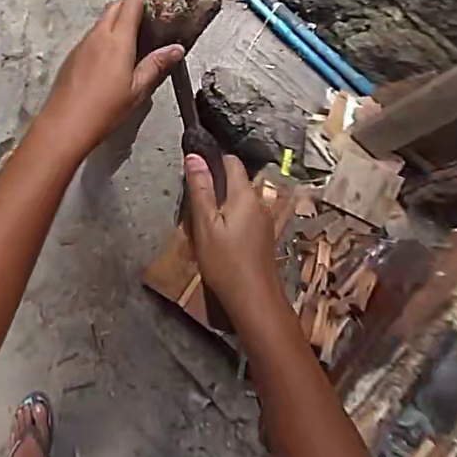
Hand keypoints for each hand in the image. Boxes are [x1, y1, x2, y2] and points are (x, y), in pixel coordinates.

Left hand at [32, 0, 184, 157]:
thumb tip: (175, 50)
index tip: (155, 3)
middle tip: (146, 19)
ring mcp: (81, 45)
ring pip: (100, 22)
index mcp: (117, 41)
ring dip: (115, 22)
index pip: (131, 5)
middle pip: (113, 7)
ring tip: (131, 40)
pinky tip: (110, 58)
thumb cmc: (103, 110)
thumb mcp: (138, 90)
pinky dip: (102, 37)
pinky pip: (90, 38)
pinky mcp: (72, 57)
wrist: (65, 124)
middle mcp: (97, 37)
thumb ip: (156, 65)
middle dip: (129, 6)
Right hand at [184, 153, 283, 322]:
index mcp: (245, 195)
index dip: (213, 159)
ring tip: (201, 222)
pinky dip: (229, 218)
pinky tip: (217, 236)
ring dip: (220, 204)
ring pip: (239, 200)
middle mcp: (259, 202)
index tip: (193, 168)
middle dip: (214, 185)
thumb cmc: (224, 261)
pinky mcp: (263, 236)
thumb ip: (201, 188)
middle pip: (235, 181)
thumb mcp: (204, 224)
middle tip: (192, 203)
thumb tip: (194, 156)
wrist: (254, 299)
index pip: (231, 162)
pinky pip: (244, 215)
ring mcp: (264, 220)